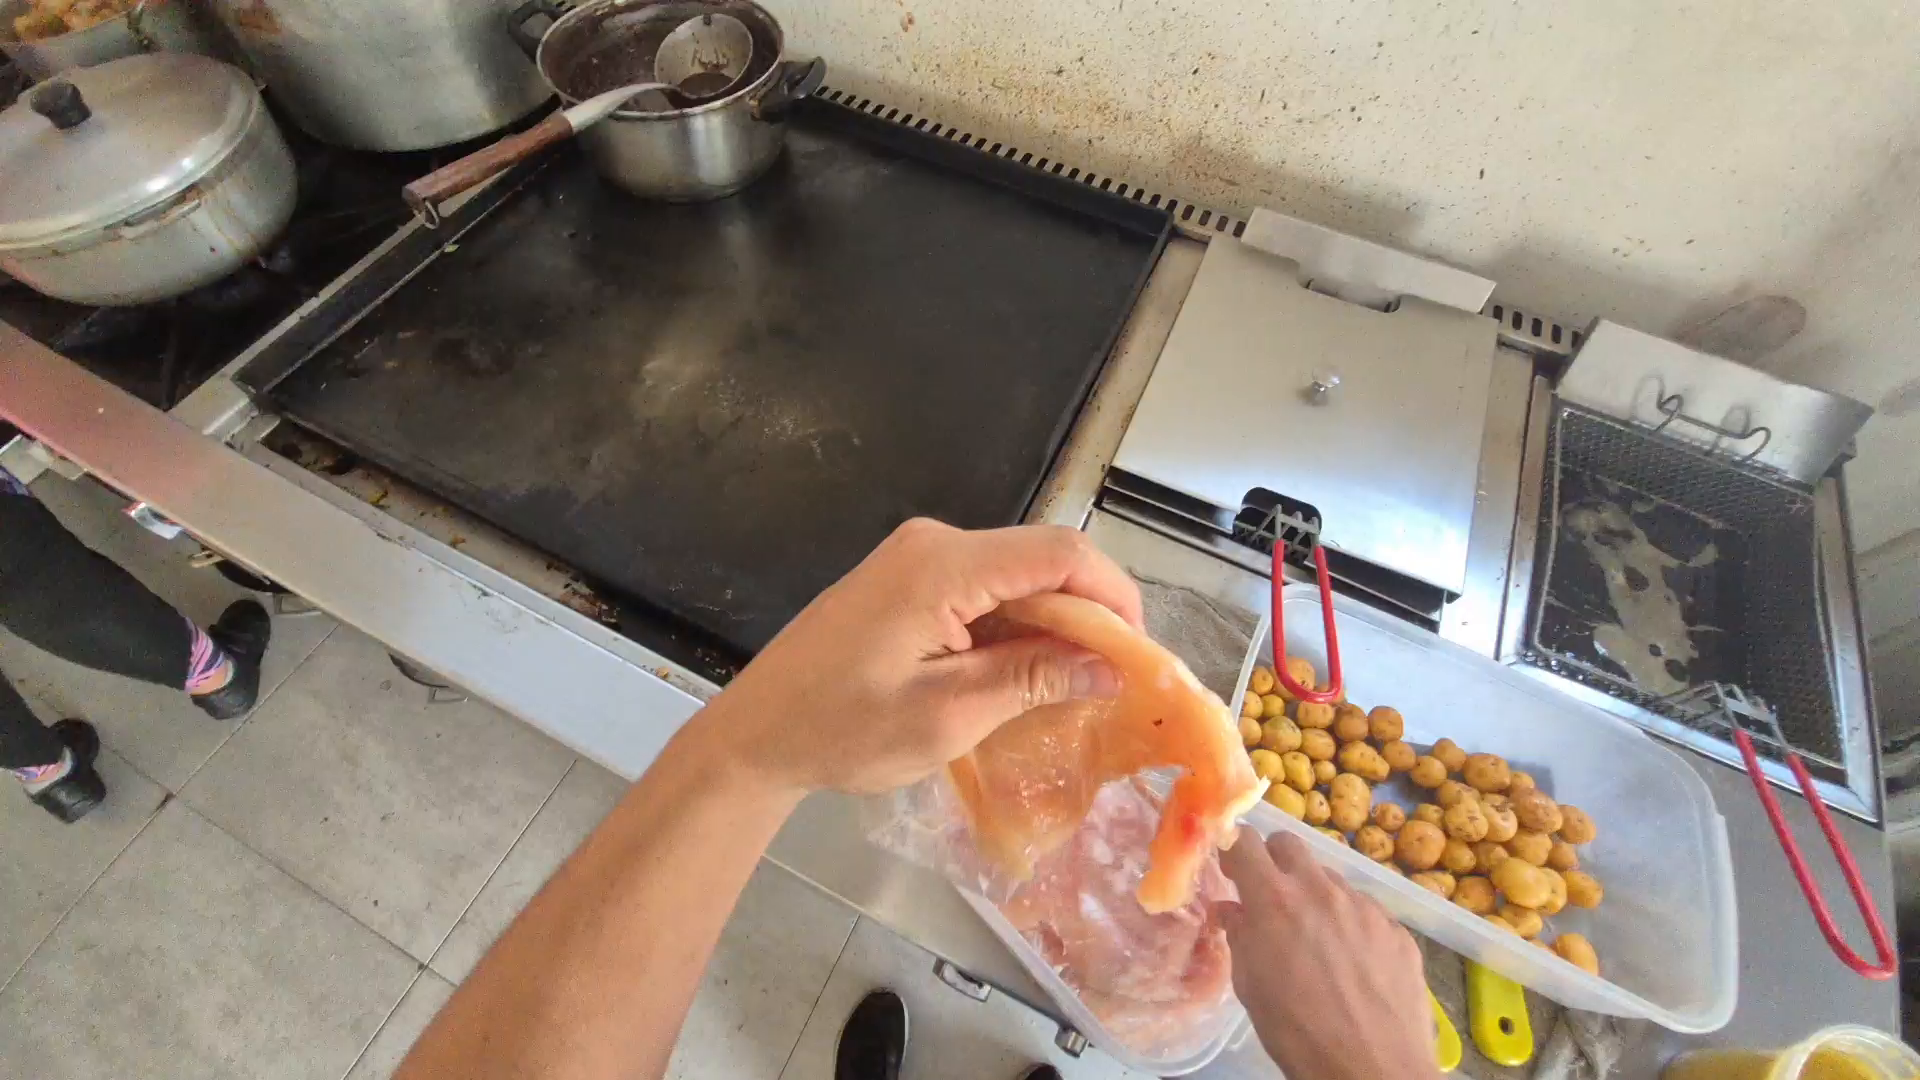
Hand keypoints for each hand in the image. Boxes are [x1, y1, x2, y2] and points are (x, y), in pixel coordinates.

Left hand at [692, 518, 1140, 794]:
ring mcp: (918, 556)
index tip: (1136, 653)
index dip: (1112, 595)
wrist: (756, 733)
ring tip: (1072, 684)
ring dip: (1051, 624)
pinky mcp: (909, 578)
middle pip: (1040, 560)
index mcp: (943, 565)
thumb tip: (1111, 667)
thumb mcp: (947, 715)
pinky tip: (1022, 670)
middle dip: (1086, 615)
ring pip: (1016, 576)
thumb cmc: (842, 730)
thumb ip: (1033, 679)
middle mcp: (934, 542)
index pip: (1059, 553)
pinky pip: (984, 589)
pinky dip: (1014, 626)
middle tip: (1111, 678)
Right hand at [1222, 829, 1439, 1079]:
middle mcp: (1319, 889)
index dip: (1233, 848)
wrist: (1376, 1075)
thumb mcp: (1250, 985)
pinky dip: (1351, 924)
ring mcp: (1363, 907)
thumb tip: (1232, 910)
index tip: (1232, 869)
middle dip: (1274, 860)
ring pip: (1329, 878)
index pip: (1244, 840)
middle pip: (1289, 843)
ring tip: (1320, 939)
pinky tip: (1354, 962)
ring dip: (1315, 895)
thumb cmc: (1298, 1033)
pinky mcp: (1397, 930)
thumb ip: (1239, 935)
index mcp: (1274, 899)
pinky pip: (1364, 910)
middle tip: (1273, 894)